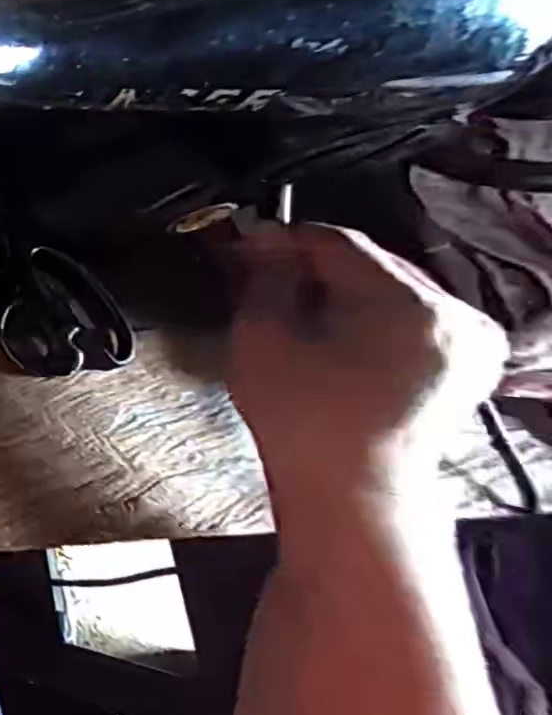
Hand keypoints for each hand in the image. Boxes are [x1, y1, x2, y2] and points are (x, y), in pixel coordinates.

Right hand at [229, 224, 505, 487]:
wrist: (350, 478)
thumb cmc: (303, 413)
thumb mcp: (262, 335)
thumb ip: (266, 279)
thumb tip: (264, 242)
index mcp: (407, 305)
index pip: (339, 241)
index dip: (283, 236)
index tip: (245, 240)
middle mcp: (455, 315)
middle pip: (370, 260)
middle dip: (310, 262)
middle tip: (256, 272)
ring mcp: (471, 339)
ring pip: (390, 284)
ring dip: (336, 284)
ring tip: (287, 302)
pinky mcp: (467, 359)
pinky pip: (411, 312)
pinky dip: (365, 308)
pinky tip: (327, 327)